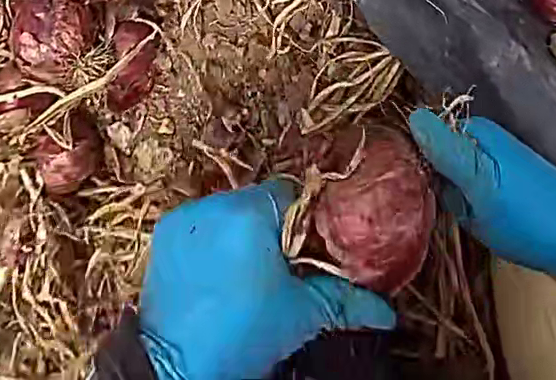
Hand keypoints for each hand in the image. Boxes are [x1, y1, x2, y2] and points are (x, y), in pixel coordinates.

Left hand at [139, 180, 396, 379]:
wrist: (171, 373)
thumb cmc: (240, 339)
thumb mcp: (299, 316)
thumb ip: (344, 299)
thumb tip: (386, 310)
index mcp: (254, 212)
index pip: (295, 193)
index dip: (307, 218)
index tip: (308, 247)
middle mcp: (220, 202)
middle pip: (265, 199)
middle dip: (277, 226)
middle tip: (283, 264)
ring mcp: (190, 213)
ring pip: (235, 208)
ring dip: (246, 229)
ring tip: (249, 270)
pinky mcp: (168, 228)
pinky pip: (205, 220)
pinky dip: (216, 236)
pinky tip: (221, 268)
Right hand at [407, 109, 555, 332]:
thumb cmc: (532, 217)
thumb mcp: (481, 187)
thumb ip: (446, 153)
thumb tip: (412, 115)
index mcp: (477, 131)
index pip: (425, 138)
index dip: (419, 165)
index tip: (419, 192)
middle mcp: (484, 140)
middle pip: (437, 160)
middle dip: (440, 188)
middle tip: (457, 212)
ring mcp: (494, 163)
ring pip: (453, 181)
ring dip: (457, 203)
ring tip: (474, 222)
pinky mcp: (504, 185)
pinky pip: (471, 194)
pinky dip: (471, 212)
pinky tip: (485, 227)